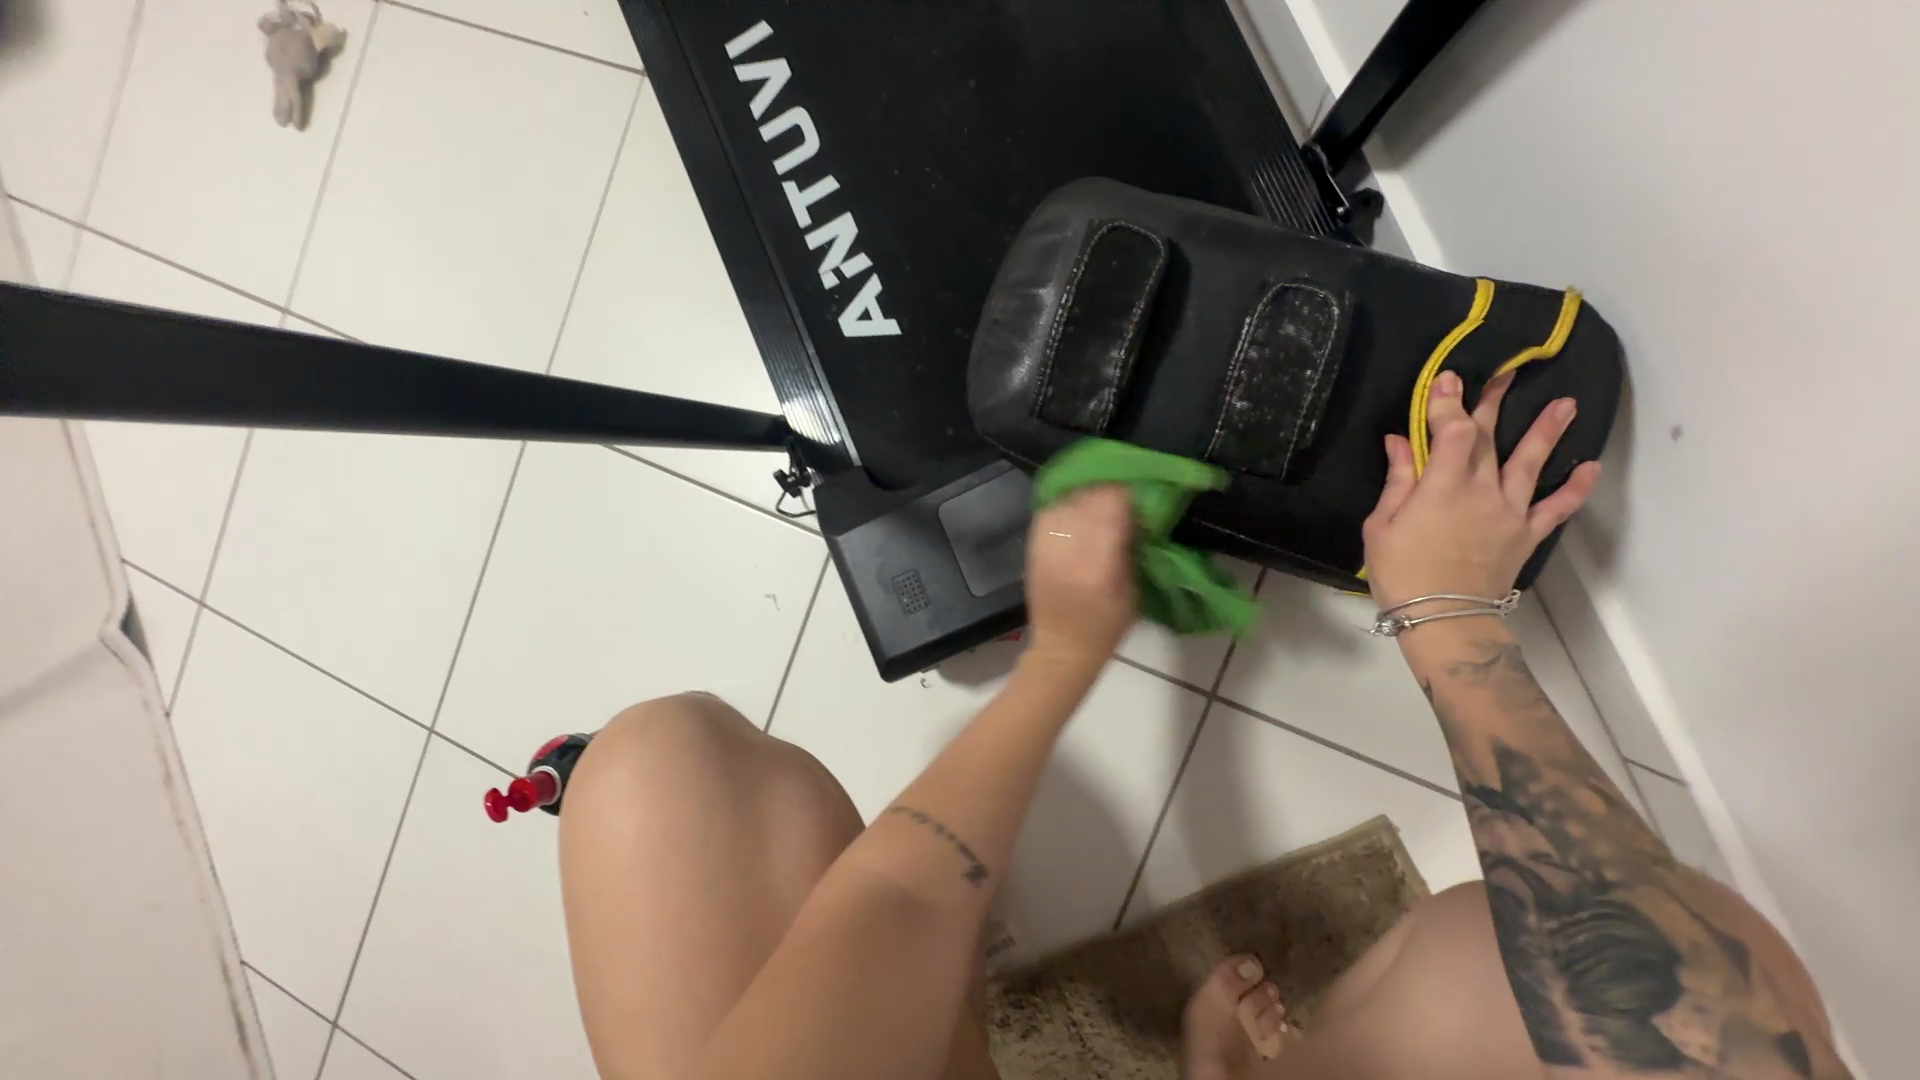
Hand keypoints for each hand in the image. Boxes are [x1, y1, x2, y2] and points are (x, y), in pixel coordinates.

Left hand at [1025, 486, 1137, 670]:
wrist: (1061, 647)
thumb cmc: (1106, 625)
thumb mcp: (1133, 588)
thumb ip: (1133, 546)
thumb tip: (1139, 510)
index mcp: (1098, 564)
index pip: (1113, 506)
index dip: (1130, 494)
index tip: (1143, 494)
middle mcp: (1068, 549)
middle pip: (1090, 497)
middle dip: (1111, 491)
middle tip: (1125, 496)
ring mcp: (1046, 544)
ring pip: (1069, 497)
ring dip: (1088, 494)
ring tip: (1102, 501)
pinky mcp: (1032, 544)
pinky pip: (1051, 508)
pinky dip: (1067, 503)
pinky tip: (1079, 508)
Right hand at [1363, 370, 1600, 608]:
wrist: (1443, 617)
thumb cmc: (1400, 571)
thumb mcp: (1381, 526)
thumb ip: (1397, 481)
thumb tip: (1399, 442)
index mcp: (1441, 486)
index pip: (1450, 433)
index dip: (1448, 404)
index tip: (1448, 379)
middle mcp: (1481, 490)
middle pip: (1488, 439)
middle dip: (1490, 405)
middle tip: (1503, 375)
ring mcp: (1510, 511)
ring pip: (1530, 463)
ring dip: (1546, 431)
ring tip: (1565, 403)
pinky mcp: (1527, 534)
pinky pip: (1556, 508)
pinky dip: (1575, 488)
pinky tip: (1589, 467)